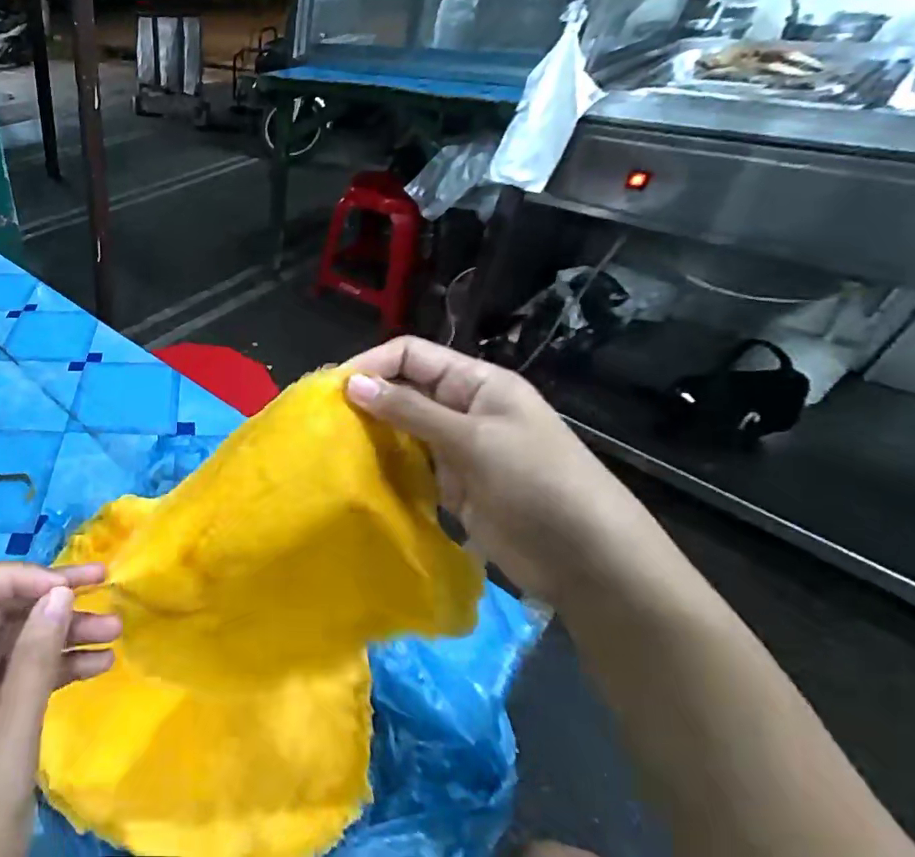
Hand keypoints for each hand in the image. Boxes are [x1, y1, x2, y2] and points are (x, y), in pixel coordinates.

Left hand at [0, 562, 120, 856]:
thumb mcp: (8, 743)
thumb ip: (34, 664)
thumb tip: (59, 592)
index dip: (15, 577)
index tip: (65, 587)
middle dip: (48, 598)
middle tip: (103, 586)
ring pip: (12, 649)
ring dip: (60, 635)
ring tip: (115, 628)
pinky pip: (19, 685)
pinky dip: (56, 672)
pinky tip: (97, 666)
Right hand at [343, 336, 665, 605]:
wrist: (588, 559)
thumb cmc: (536, 482)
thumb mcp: (473, 438)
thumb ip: (410, 411)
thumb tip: (351, 383)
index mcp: (476, 383)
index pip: (412, 356)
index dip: (372, 365)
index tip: (333, 389)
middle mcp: (464, 408)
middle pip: (404, 390)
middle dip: (367, 400)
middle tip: (325, 421)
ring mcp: (458, 448)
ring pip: (403, 429)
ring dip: (373, 434)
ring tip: (334, 446)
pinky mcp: (454, 485)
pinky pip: (411, 465)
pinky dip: (387, 466)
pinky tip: (360, 474)